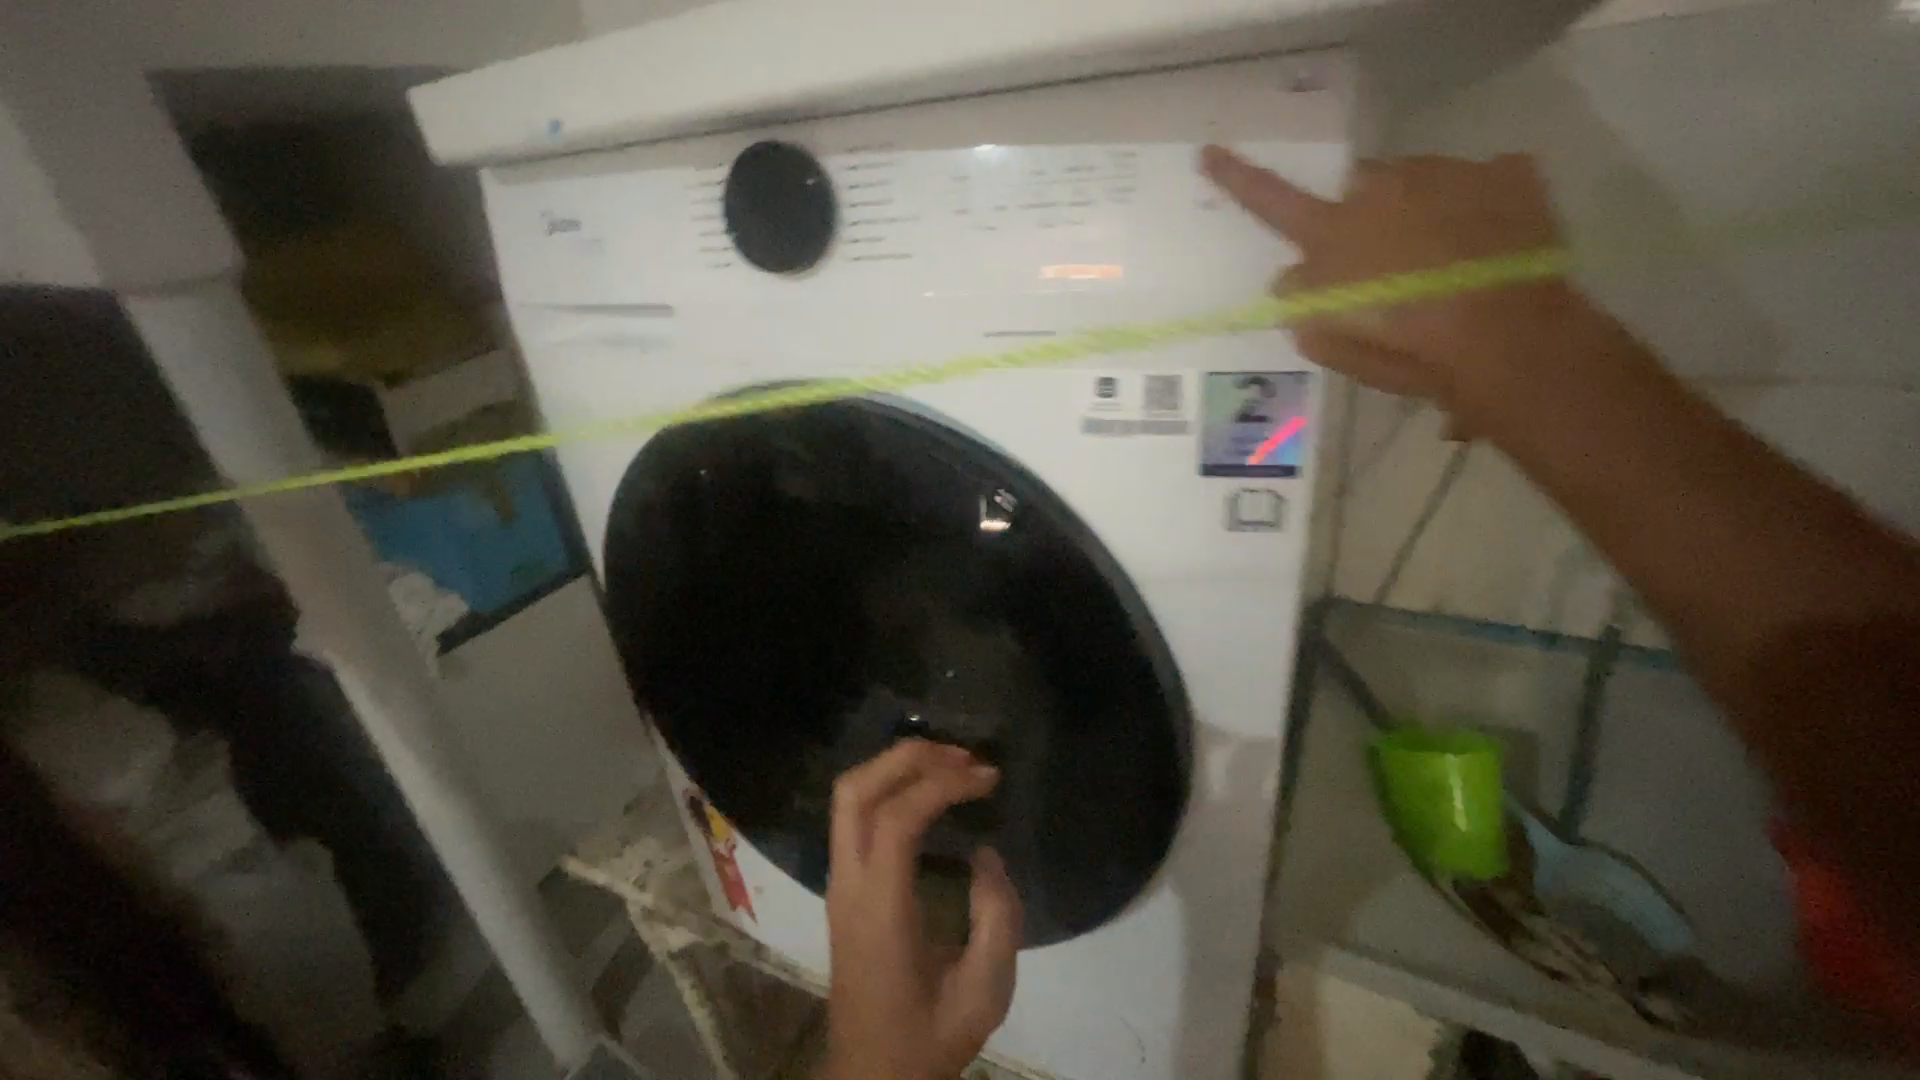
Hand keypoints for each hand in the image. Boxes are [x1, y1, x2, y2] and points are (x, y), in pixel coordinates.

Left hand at [820, 740, 1021, 1079]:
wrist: (873, 1076)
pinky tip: (929, 796)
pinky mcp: (843, 888)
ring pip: (848, 797)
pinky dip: (890, 788)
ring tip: (950, 766)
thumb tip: (985, 854)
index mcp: (879, 909)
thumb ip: (997, 919)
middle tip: (965, 757)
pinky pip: (855, 816)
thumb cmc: (929, 1037)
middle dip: (909, 758)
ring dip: (896, 769)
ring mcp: (839, 883)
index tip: (988, 779)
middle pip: (856, 790)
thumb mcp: (984, 993)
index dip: (943, 784)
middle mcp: (848, 884)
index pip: (897, 818)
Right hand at [1200, 146, 1609, 430]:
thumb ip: (1301, 302)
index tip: (1209, 152)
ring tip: (1447, 261)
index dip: (1238, 180)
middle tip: (1386, 259)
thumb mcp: (1332, 339)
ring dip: (1420, 210)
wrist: (1508, 338)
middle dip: (1363, 213)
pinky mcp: (1505, 174)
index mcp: (1332, 236)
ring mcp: (1446, 175)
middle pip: (1357, 187)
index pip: (1270, 202)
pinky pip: (1484, 180)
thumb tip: (1292, 277)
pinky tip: (1493, 244)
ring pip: (1419, 182)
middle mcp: (1381, 191)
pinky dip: (1482, 205)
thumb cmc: (1406, 347)